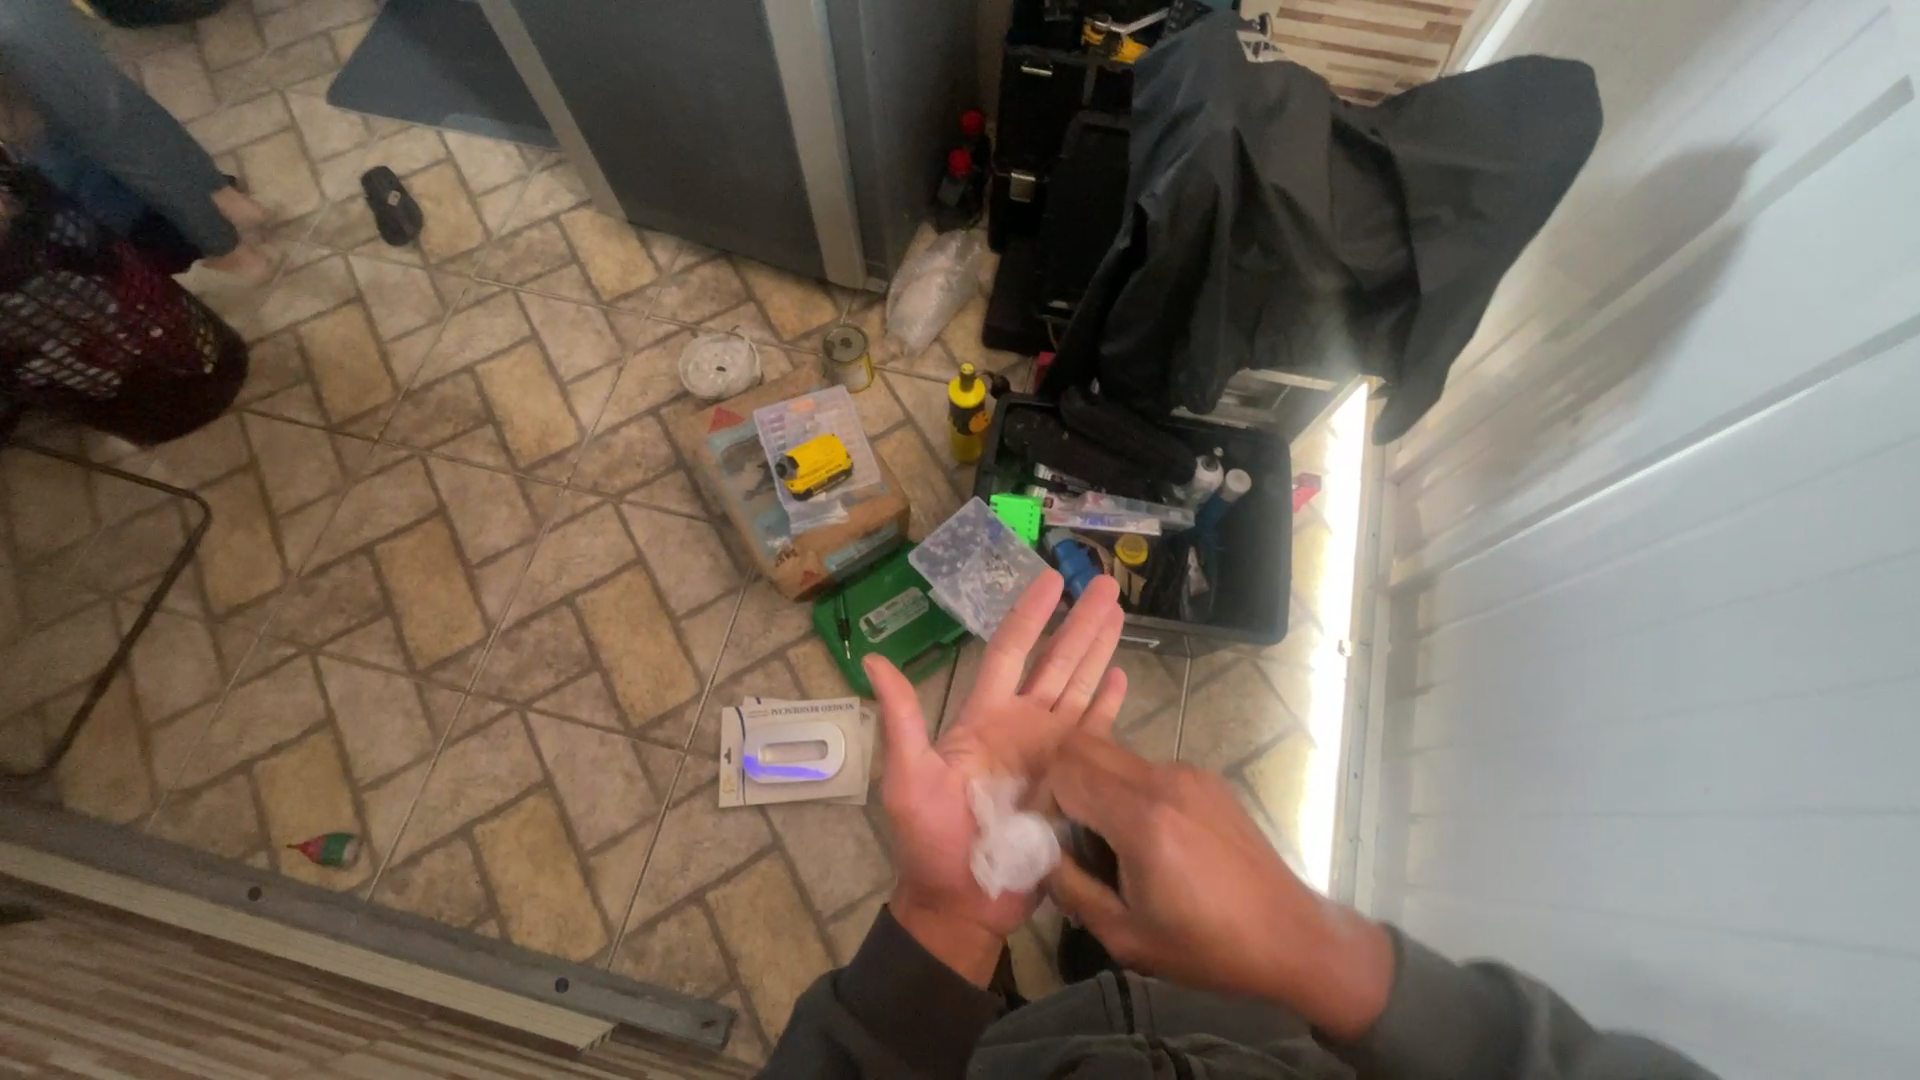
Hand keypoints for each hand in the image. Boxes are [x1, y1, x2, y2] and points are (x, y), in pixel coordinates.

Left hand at [866, 571, 1127, 984]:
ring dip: (1099, 651)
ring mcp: (1050, 752)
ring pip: (1079, 689)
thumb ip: (901, 720)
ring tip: (1120, 614)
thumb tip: (872, 660)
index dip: (1031, 614)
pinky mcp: (1073, 782)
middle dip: (1079, 622)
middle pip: (1055, 661)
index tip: (1049, 579)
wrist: (961, 903)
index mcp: (984, 717)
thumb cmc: (931, 841)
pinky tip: (1121, 678)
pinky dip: (1108, 706)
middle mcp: (1021, 725)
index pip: (1012, 651)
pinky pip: (1095, 736)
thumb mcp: (907, 778)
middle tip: (1105, 583)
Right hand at [1047, 733, 1394, 1038]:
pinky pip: (1145, 768)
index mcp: (1142, 818)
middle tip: (1065, 827)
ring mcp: (1187, 772)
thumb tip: (1039, 852)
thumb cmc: (1208, 947)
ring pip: (1113, 753)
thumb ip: (1071, 887)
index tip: (1045, 834)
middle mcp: (1163, 780)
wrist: (1292, 937)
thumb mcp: (1126, 936)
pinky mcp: (1204, 777)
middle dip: (1060, 780)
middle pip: (1083, 746)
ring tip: (1107, 839)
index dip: (1041, 798)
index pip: (1064, 770)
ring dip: (1094, 784)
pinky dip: (1126, 790)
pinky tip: (1145, 836)